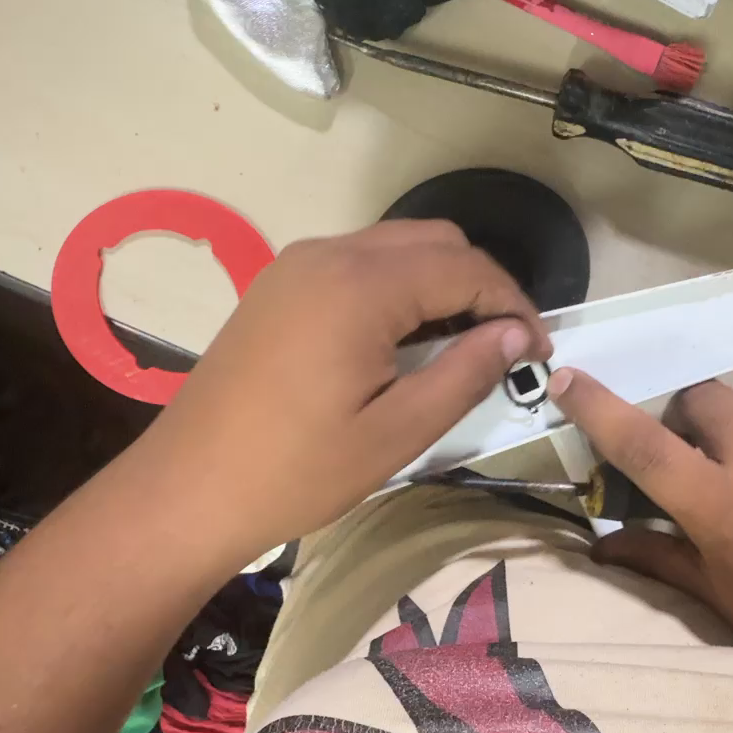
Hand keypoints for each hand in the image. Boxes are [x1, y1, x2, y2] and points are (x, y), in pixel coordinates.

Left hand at [133, 221, 550, 561]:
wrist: (191, 490)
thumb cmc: (299, 471)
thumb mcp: (398, 432)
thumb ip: (466, 373)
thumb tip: (518, 334)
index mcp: (360, 286)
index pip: (465, 268)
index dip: (514, 305)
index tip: (541, 351)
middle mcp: (328, 255)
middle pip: (433, 242)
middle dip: (482, 286)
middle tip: (506, 348)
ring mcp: (296, 266)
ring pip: (395, 249)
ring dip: (440, 286)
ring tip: (463, 348)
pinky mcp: (279, 287)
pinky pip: (358, 267)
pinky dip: (398, 291)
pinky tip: (406, 342)